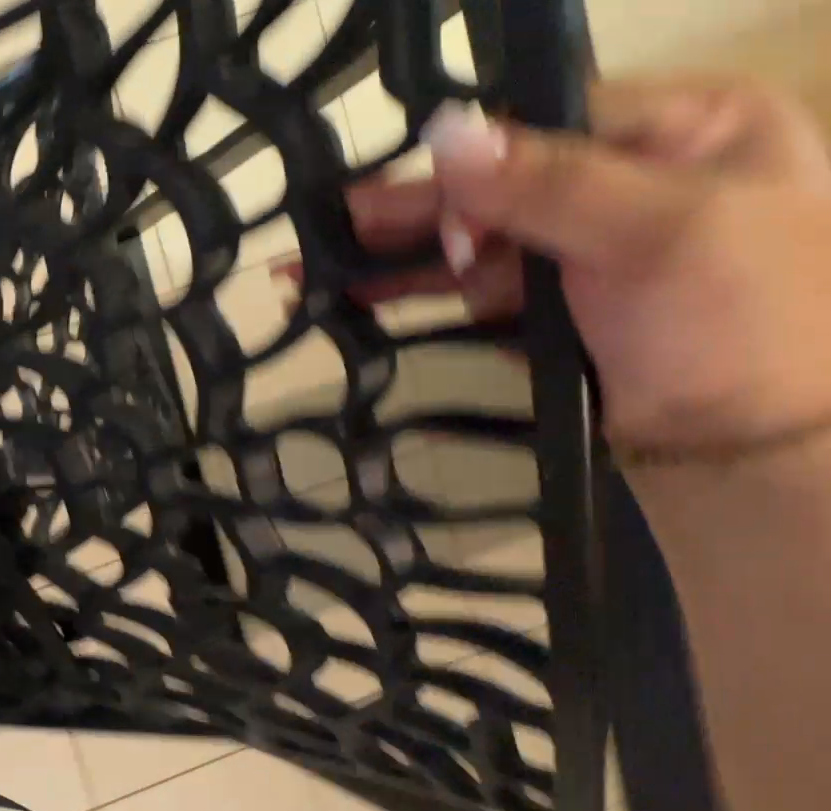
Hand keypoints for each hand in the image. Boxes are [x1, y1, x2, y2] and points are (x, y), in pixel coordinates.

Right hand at [335, 76, 830, 456]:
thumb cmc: (733, 323)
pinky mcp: (539, 305)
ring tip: (310, 270)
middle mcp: (621, 179)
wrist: (740, 445)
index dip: (469, 166)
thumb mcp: (654, 232)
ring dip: (391, 255)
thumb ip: (546, 183)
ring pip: (465, 238)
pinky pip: (460, 286)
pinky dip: (408, 292)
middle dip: (408, 213)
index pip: (543, 123)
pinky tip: (354, 294)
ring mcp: (574, 248)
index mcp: (680, 130)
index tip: (403, 205)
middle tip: (323, 228)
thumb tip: (444, 131)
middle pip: (491, 185)